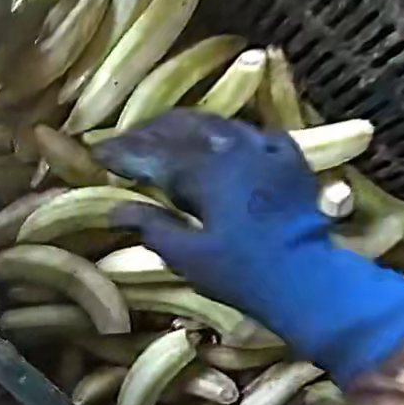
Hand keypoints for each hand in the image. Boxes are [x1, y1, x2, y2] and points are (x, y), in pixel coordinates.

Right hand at [93, 111, 403, 383]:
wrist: (307, 280)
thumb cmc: (241, 273)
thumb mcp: (187, 257)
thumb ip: (151, 227)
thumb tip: (115, 211)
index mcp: (206, 171)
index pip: (153, 153)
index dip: (123, 152)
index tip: (96, 152)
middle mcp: (234, 148)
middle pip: (182, 128)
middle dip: (148, 133)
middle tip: (123, 141)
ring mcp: (265, 149)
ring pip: (216, 123)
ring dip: (183, 127)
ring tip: (160, 133)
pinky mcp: (288, 158)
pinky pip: (251, 134)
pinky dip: (226, 134)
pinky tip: (218, 141)